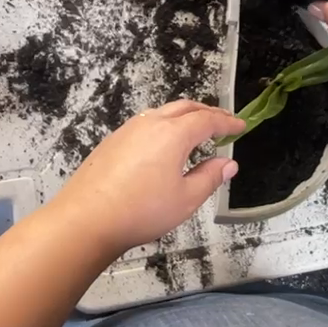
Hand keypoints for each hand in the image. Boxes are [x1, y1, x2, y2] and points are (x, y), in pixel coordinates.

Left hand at [45, 101, 244, 257]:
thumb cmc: (140, 211)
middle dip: (208, 112)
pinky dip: (165, 125)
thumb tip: (228, 163)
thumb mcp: (185, 199)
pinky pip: (146, 122)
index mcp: (173, 133)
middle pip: (186, 107)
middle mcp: (151, 123)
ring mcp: (128, 129)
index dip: (227, 122)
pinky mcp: (113, 140)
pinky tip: (164, 144)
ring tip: (197, 131)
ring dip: (185, 116)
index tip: (241, 126)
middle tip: (224, 123)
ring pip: (163, 112)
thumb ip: (210, 178)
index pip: (208, 120)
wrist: (85, 219)